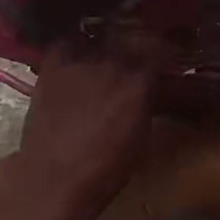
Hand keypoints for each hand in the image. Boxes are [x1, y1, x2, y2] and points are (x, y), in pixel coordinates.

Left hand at [16, 33, 158, 212]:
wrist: (53, 180)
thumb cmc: (105, 170)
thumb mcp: (141, 139)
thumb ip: (149, 103)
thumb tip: (151, 89)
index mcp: (138, 83)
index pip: (161, 50)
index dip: (166, 51)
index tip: (168, 56)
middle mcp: (111, 63)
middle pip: (130, 40)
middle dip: (136, 49)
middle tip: (135, 62)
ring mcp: (79, 61)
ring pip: (99, 39)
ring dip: (105, 48)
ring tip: (104, 60)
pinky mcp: (52, 66)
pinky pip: (67, 45)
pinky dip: (73, 49)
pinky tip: (75, 60)